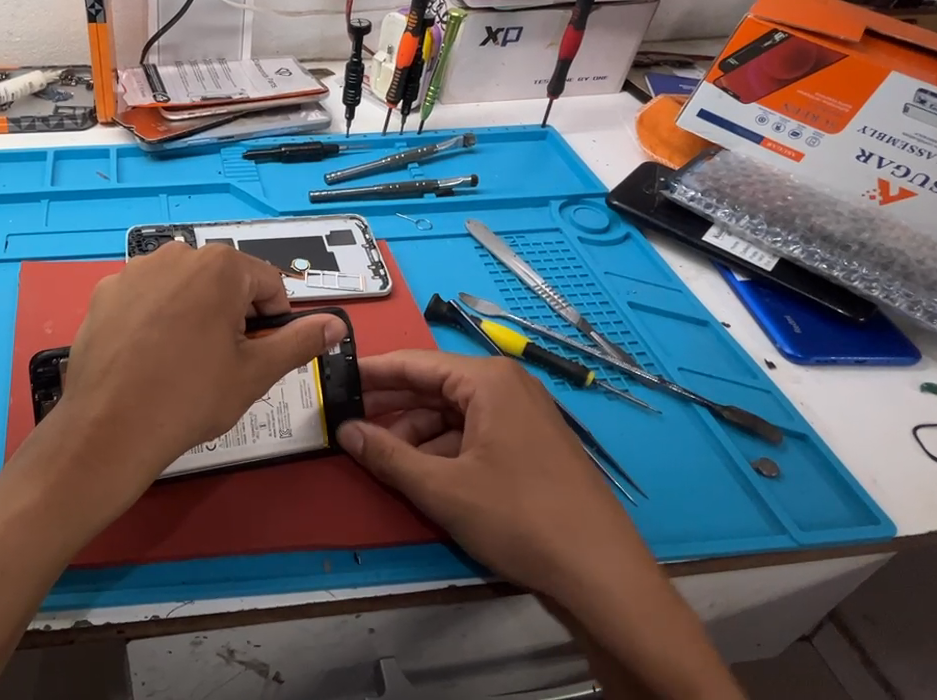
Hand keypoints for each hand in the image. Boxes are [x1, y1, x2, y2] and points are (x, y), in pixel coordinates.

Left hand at [47, 242, 348, 487]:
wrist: (110, 427)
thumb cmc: (192, 396)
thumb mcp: (256, 372)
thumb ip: (300, 341)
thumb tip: (336, 324)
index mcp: (220, 266)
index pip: (268, 284)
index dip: (273, 321)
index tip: (258, 354)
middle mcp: (175, 255)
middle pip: (223, 281)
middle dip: (231, 316)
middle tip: (221, 363)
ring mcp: (133, 271)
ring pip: (182, 288)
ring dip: (192, 314)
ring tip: (182, 362)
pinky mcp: (103, 293)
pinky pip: (144, 299)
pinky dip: (153, 319)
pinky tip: (147, 357)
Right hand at [335, 350, 658, 606]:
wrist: (602, 575)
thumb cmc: (519, 518)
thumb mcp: (442, 489)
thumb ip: (387, 455)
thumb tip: (345, 430)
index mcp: (487, 381)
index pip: (414, 362)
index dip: (371, 373)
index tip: (334, 380)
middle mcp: (506, 386)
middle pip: (433, 386)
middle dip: (391, 406)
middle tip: (346, 419)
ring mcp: (523, 414)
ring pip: (451, 413)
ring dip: (414, 432)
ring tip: (378, 454)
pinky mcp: (530, 443)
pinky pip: (473, 432)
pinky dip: (442, 448)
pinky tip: (418, 471)